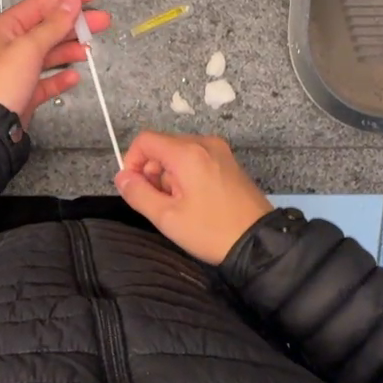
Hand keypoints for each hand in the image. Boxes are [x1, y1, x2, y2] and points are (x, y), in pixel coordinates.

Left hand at [0, 0, 109, 126]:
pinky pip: (45, 82)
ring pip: (48, 55)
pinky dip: (60, 78)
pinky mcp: (23, 93)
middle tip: (102, 22)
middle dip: (74, 25)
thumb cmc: (2, 81)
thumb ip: (53, 24)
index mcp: (4, 29)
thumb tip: (71, 0)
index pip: (39, 5)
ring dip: (69, 50)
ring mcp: (16, 71)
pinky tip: (74, 77)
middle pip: (47, 29)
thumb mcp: (28, 47)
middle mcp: (9, 47)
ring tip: (90, 49)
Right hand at [113, 131, 273, 264]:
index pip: (145, 141)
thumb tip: (122, 177)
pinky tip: (194, 200)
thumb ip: (138, 193)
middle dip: (151, 172)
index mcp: (188, 153)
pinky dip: (186, 175)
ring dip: (168, 176)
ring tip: (179, 205)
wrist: (259, 242)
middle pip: (162, 146)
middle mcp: (204, 143)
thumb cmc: (211, 231)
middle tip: (159, 202)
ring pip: (178, 154)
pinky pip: (196, 159)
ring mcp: (219, 151)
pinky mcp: (228, 162)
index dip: (132, 162)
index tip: (135, 188)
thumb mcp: (166, 217)